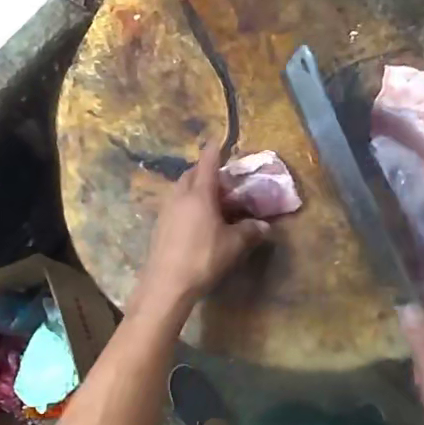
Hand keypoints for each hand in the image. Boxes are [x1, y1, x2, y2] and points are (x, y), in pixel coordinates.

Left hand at [133, 142, 269, 315]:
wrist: (166, 283)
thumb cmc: (203, 258)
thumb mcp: (233, 245)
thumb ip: (249, 231)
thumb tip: (264, 226)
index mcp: (199, 193)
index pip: (207, 163)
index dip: (213, 150)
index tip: (217, 140)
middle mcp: (179, 196)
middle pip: (191, 174)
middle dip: (204, 171)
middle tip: (220, 179)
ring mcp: (165, 210)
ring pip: (180, 189)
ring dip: (194, 187)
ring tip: (210, 199)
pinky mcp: (159, 226)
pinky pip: (174, 205)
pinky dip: (186, 203)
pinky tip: (195, 219)